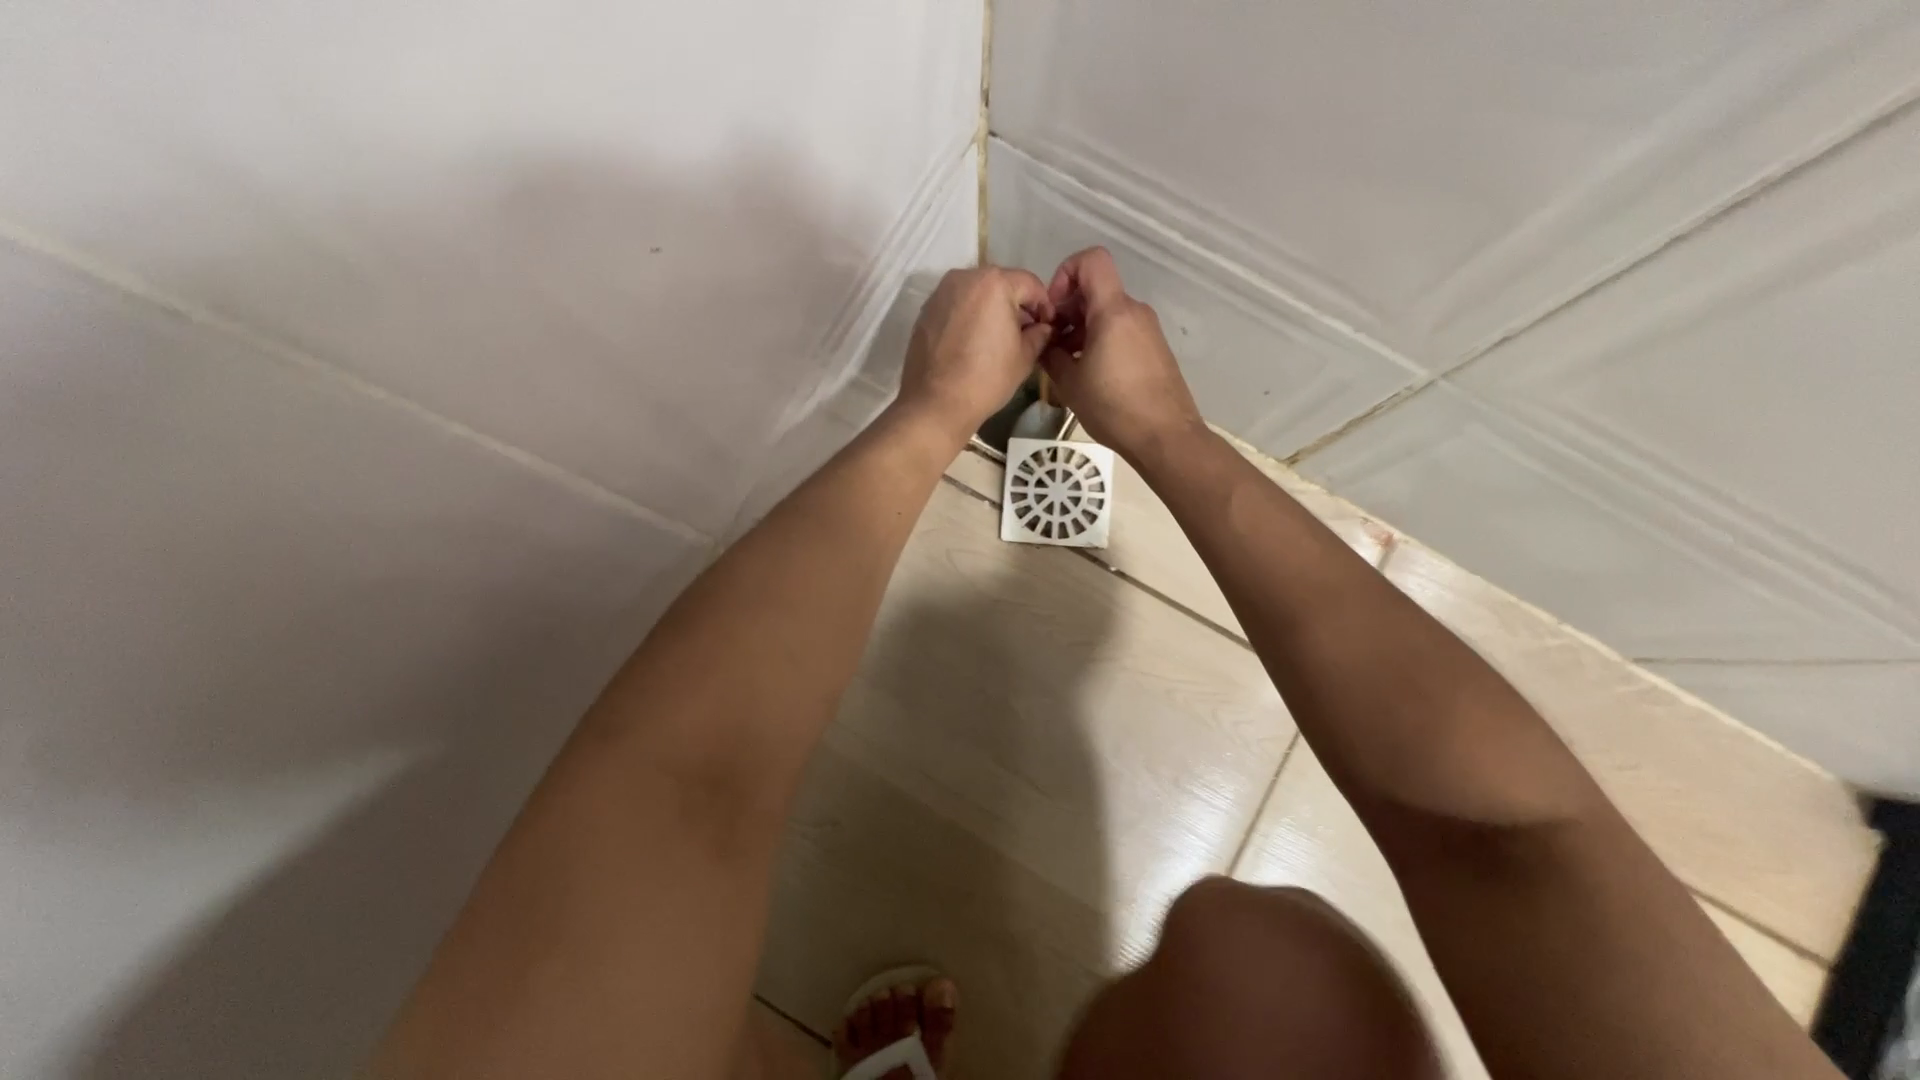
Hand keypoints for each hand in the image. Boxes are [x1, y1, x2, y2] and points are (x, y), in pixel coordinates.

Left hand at [895, 265, 1053, 442]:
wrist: (936, 403)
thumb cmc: (987, 378)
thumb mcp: (1024, 357)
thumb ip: (1039, 334)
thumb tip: (1043, 327)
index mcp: (994, 283)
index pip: (1030, 284)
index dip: (1044, 304)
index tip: (1048, 326)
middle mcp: (964, 277)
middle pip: (1000, 284)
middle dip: (1016, 304)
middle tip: (1024, 331)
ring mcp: (941, 292)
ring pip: (976, 293)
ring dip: (991, 309)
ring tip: (997, 337)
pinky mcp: (925, 310)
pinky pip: (956, 305)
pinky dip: (969, 316)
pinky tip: (973, 341)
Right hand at [1039, 247, 1203, 460]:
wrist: (1165, 437)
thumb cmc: (1114, 407)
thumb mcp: (1070, 383)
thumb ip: (1051, 354)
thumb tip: (1045, 343)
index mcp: (1113, 311)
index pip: (1091, 260)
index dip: (1065, 273)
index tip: (1054, 308)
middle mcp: (1134, 311)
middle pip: (1097, 289)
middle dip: (1069, 308)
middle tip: (1052, 342)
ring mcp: (1148, 330)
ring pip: (1108, 312)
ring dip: (1083, 328)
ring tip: (1067, 362)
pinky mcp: (1154, 349)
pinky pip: (1121, 330)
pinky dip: (1101, 340)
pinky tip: (1090, 373)